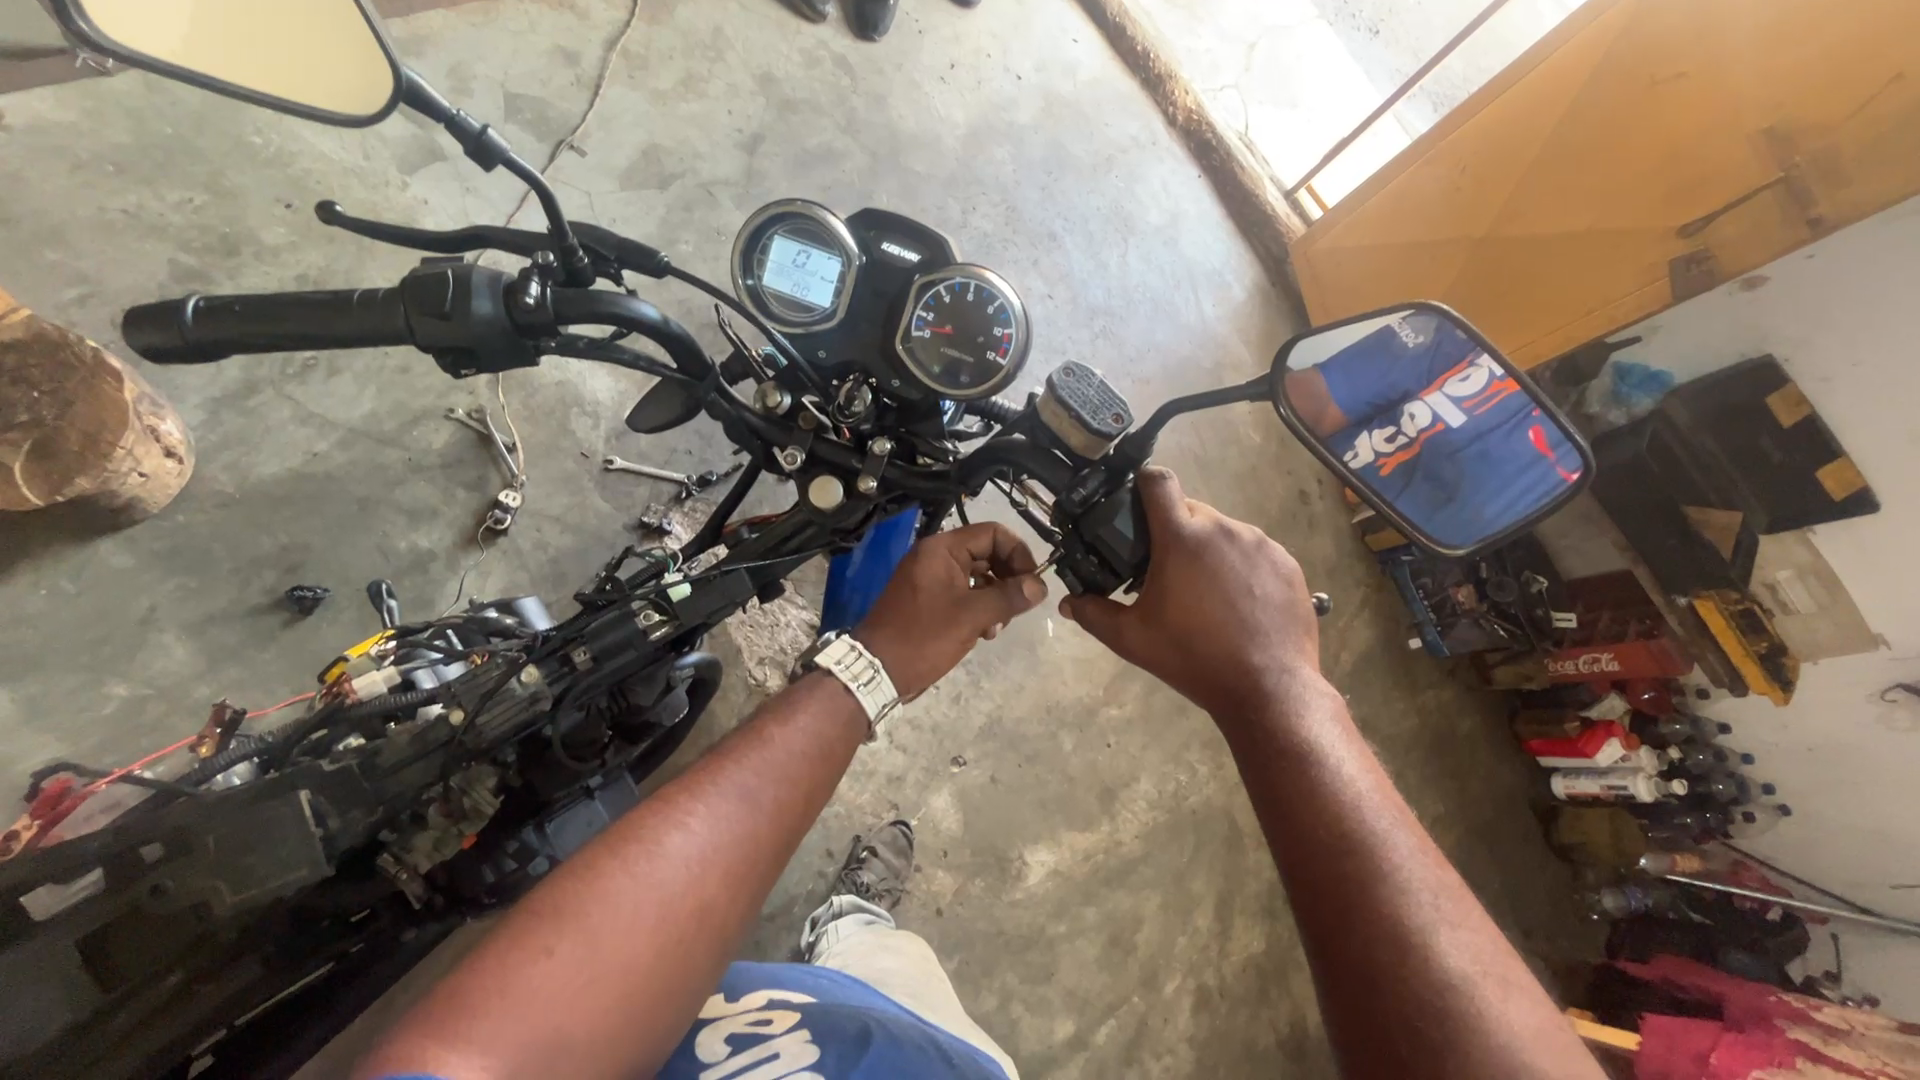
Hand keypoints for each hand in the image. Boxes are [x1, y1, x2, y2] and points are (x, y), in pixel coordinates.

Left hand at [856, 522, 1048, 698]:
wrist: (878, 669)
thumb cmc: (924, 636)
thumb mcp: (973, 616)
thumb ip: (1009, 597)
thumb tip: (1040, 586)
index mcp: (942, 549)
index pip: (993, 533)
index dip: (1018, 554)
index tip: (1032, 582)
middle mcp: (935, 556)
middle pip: (986, 553)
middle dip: (1008, 578)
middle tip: (1019, 606)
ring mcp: (930, 578)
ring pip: (977, 576)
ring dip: (995, 597)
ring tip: (998, 625)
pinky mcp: (929, 600)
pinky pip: (963, 593)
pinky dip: (979, 608)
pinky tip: (984, 632)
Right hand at [1059, 467, 1322, 719]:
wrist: (1268, 687)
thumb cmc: (1192, 658)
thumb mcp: (1132, 639)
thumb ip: (1094, 613)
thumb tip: (1068, 602)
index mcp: (1182, 537)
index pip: (1157, 481)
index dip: (1143, 484)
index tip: (1137, 506)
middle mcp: (1223, 528)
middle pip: (1191, 510)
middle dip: (1174, 532)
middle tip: (1165, 571)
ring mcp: (1261, 544)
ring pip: (1224, 532)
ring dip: (1209, 551)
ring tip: (1206, 594)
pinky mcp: (1287, 563)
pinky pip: (1254, 553)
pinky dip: (1241, 568)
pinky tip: (1239, 604)